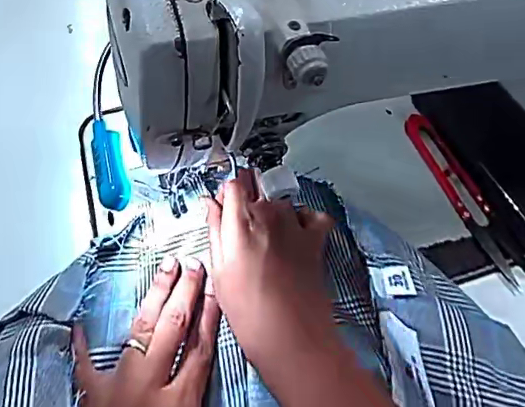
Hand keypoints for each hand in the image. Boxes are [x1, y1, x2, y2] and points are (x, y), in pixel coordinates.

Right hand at [72, 255, 219, 406]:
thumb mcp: (91, 396)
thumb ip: (84, 360)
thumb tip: (76, 330)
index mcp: (132, 372)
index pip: (148, 319)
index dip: (160, 288)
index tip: (169, 264)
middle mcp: (160, 381)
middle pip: (177, 325)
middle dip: (187, 291)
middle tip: (195, 264)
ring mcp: (184, 396)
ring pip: (200, 346)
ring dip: (208, 313)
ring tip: (213, 287)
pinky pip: (208, 369)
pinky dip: (212, 344)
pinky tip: (217, 329)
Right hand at [202, 170, 339, 369]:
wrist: (294, 341)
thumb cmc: (253, 314)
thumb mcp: (219, 271)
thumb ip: (215, 229)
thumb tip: (210, 205)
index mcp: (239, 220)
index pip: (232, 182)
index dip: (226, 192)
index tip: (224, 204)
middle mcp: (267, 214)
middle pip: (255, 187)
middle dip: (247, 200)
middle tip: (243, 227)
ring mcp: (293, 225)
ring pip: (279, 200)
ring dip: (273, 210)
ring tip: (268, 237)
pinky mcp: (314, 239)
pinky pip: (312, 215)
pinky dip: (306, 218)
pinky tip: (298, 231)